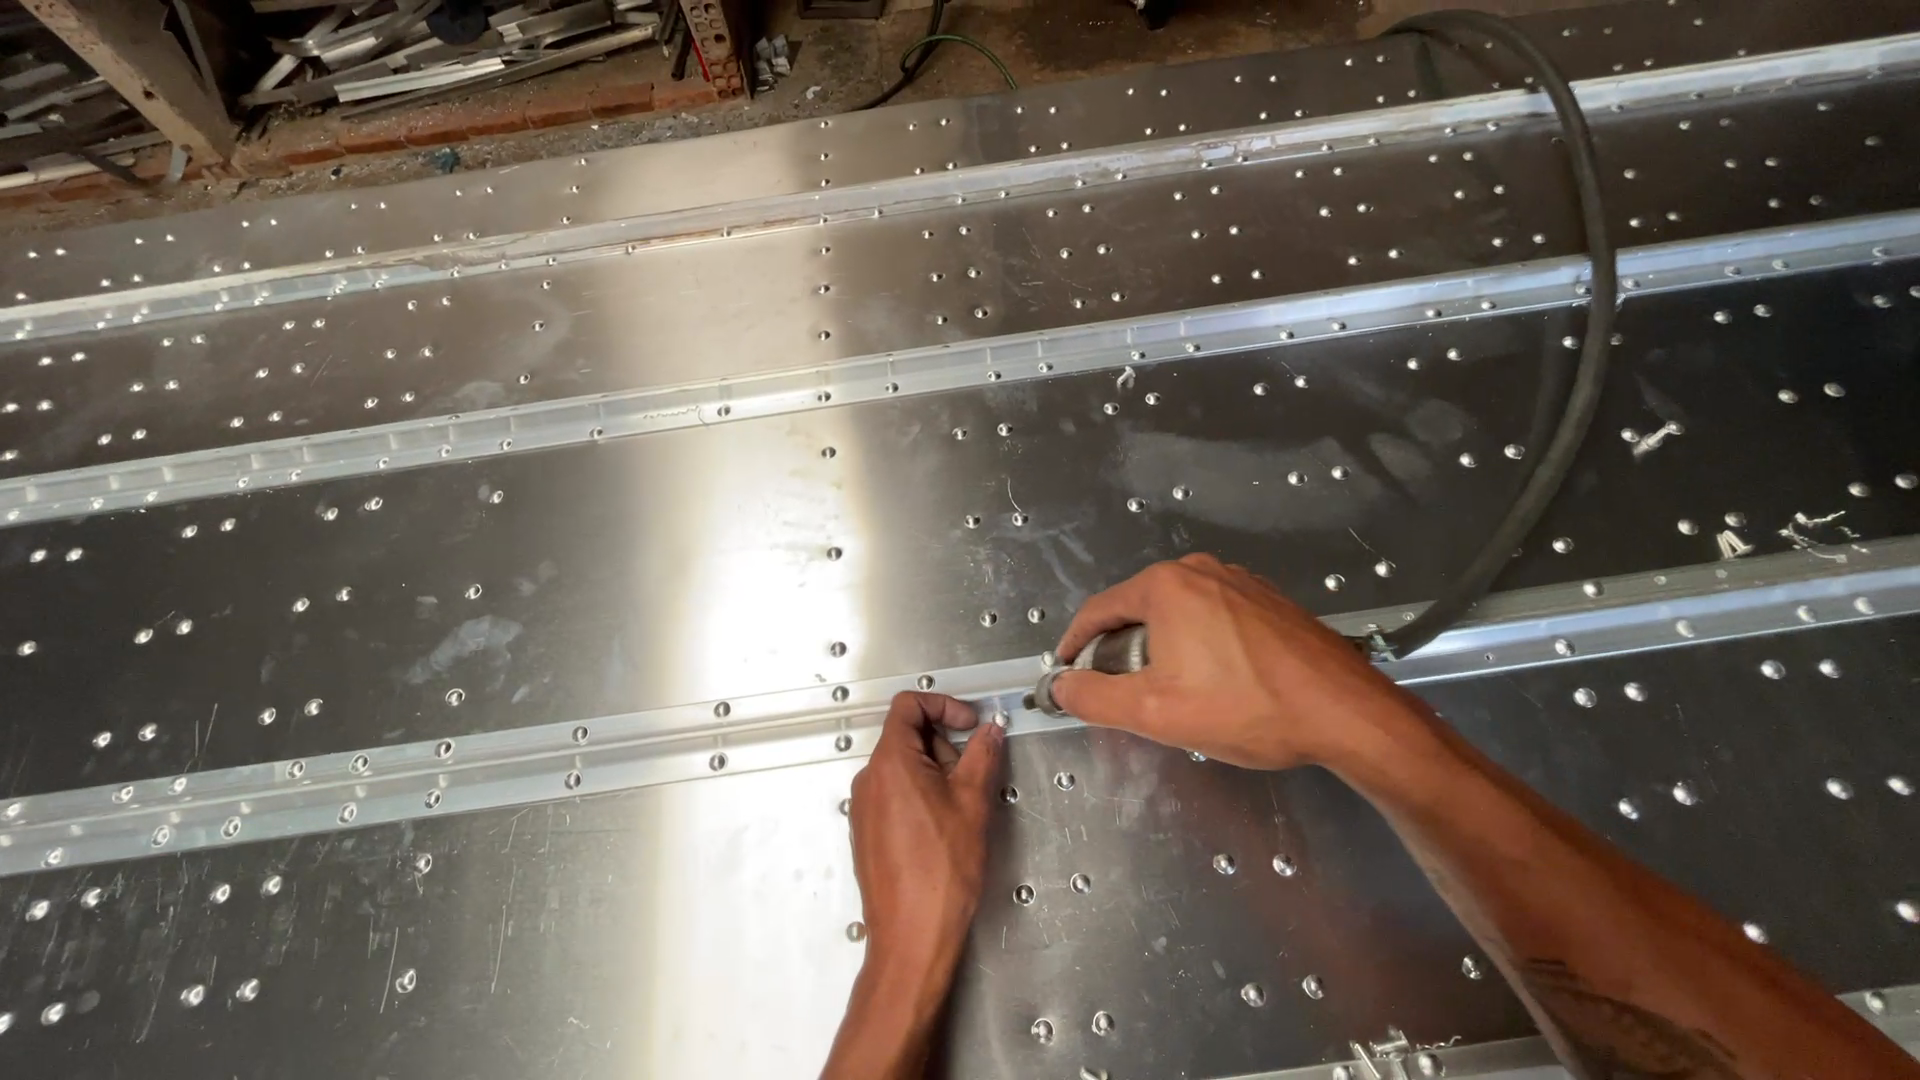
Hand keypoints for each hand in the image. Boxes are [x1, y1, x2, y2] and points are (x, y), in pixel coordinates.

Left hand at [823, 693, 1002, 1079]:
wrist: (912, 936)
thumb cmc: (940, 874)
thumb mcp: (973, 802)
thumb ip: (982, 755)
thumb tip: (989, 731)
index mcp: (890, 763)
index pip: (908, 705)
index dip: (943, 705)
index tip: (968, 722)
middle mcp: (869, 779)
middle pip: (906, 735)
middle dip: (944, 744)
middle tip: (971, 772)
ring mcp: (865, 806)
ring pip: (902, 765)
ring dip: (935, 770)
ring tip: (960, 807)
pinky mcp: (868, 830)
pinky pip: (894, 792)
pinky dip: (921, 793)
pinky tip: (943, 826)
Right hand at [1050, 554, 1423, 770]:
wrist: (1345, 713)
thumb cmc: (1245, 708)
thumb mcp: (1155, 712)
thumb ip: (1093, 698)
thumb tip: (1060, 686)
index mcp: (1165, 585)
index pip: (1098, 610)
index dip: (1075, 644)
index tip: (1066, 671)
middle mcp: (1200, 570)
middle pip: (1136, 608)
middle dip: (1118, 648)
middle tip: (1119, 690)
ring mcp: (1239, 580)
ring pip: (1176, 612)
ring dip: (1159, 645)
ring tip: (1167, 689)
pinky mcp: (1268, 600)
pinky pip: (1211, 615)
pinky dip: (1196, 641)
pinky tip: (1212, 677)